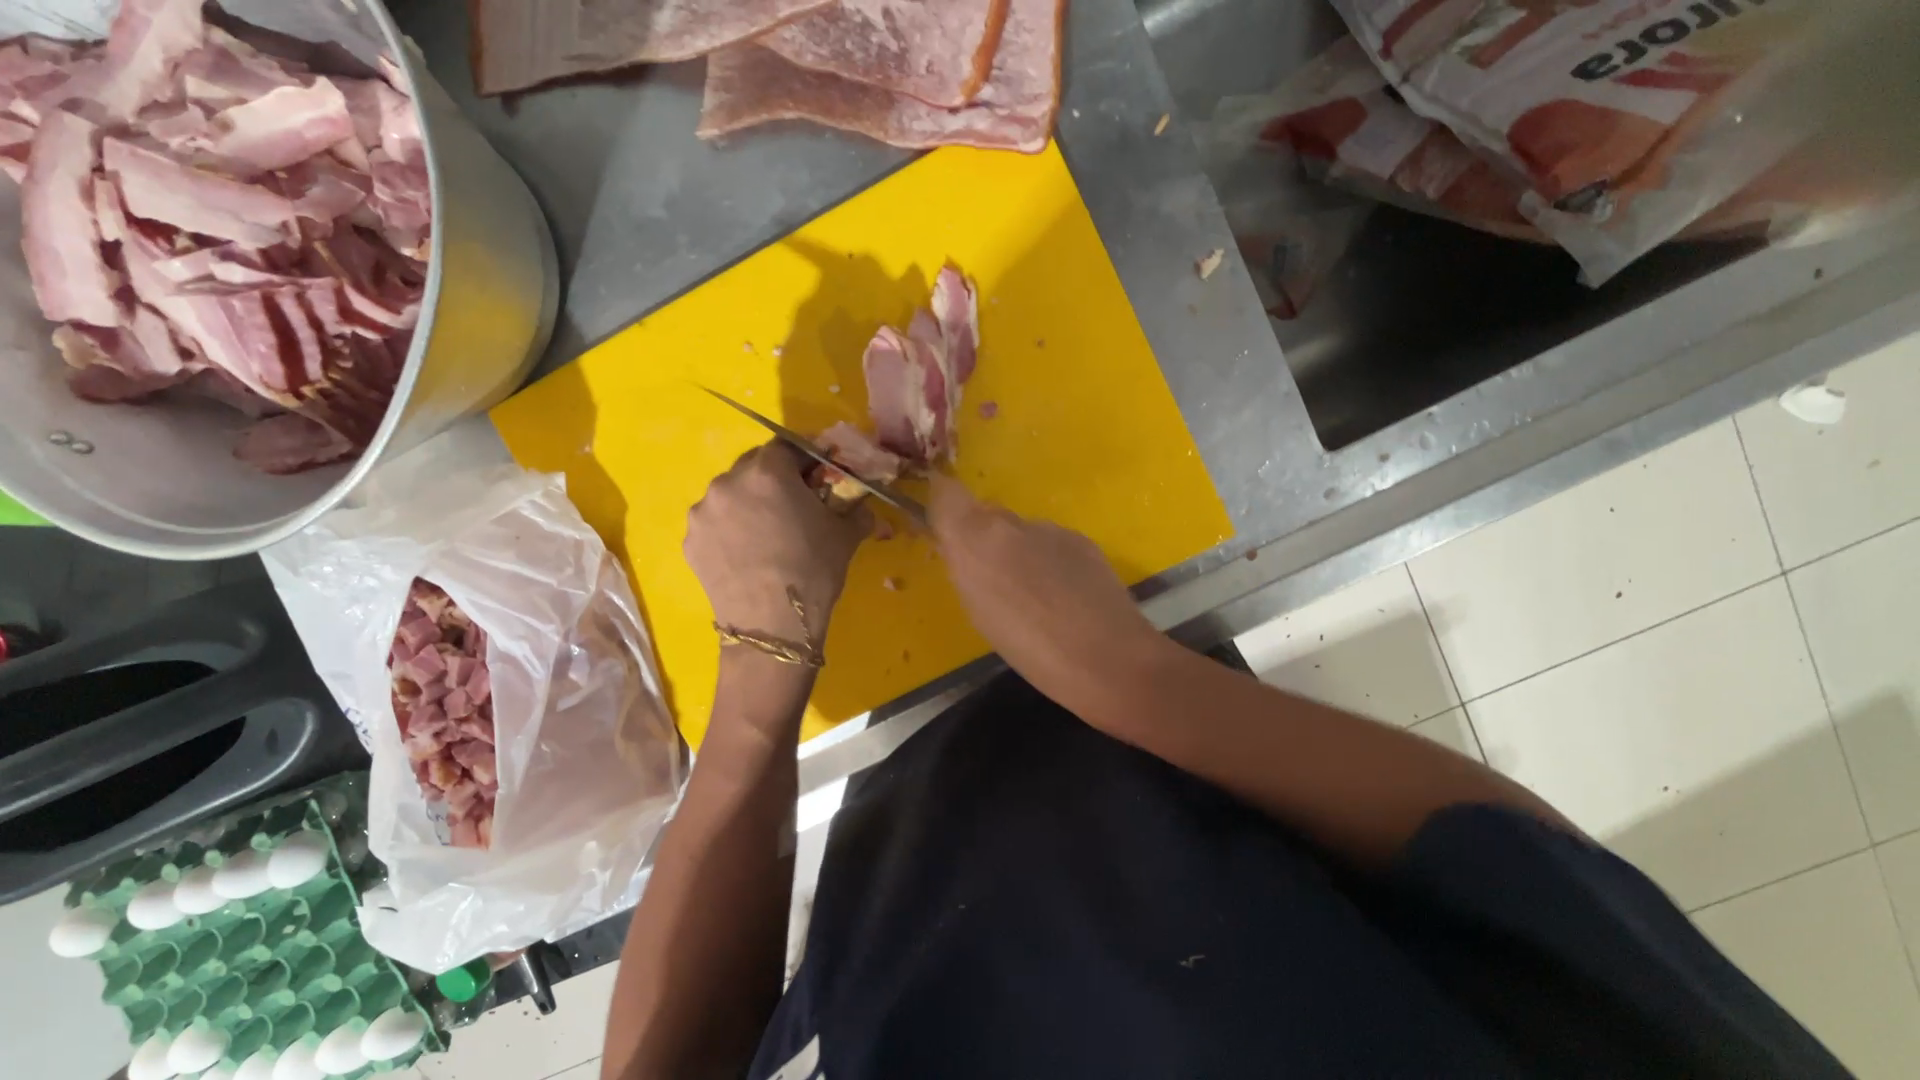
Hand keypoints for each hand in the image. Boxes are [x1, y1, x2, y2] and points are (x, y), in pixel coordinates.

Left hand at [686, 442, 870, 646]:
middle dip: (774, 479)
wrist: (772, 626)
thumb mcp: (846, 533)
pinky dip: (729, 530)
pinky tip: (745, 554)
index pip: (788, 446)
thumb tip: (858, 500)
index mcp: (768, 471)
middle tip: (793, 505)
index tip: (817, 475)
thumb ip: (853, 505)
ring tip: (766, 534)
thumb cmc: (814, 571)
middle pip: (754, 466)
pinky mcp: (690, 540)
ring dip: (748, 504)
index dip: (805, 459)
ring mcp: (703, 511)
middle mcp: (728, 481)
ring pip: (731, 495)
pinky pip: (715, 523)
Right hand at [928, 475, 1163, 699]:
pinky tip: (1064, 595)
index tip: (944, 527)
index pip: (946, 493)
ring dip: (1019, 552)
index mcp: (976, 540)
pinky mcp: (1082, 539)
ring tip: (1032, 596)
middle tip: (990, 580)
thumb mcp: (979, 613)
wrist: (1107, 657)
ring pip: (1020, 531)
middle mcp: (1010, 523)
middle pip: (985, 514)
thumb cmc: (1029, 649)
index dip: (943, 504)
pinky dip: (1049, 561)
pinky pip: (1051, 543)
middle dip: (982, 538)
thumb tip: (960, 546)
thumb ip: (966, 569)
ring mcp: (1050, 529)